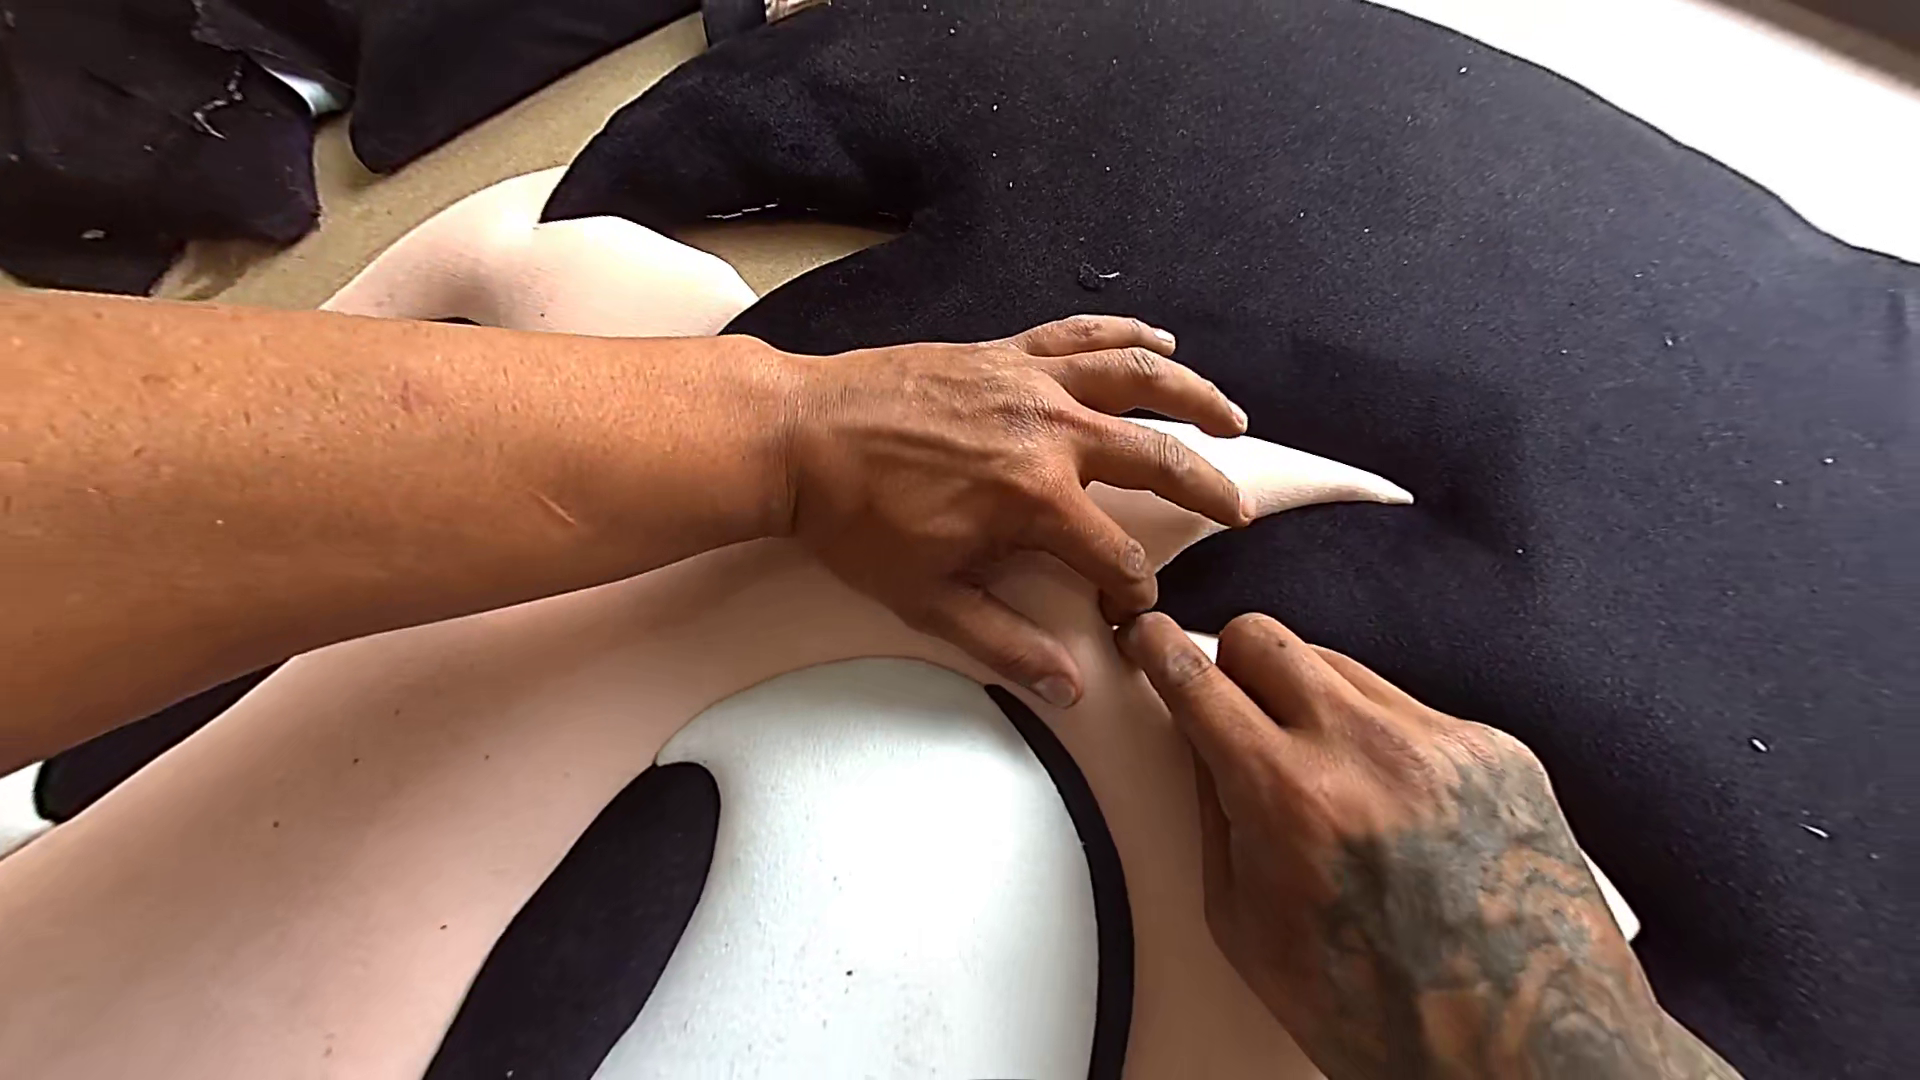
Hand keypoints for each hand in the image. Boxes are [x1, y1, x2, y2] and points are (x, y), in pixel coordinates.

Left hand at [781, 315, 1250, 706]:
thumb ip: (1003, 642)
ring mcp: (1030, 383)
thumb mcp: (927, 597)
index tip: (1128, 609)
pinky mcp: (1003, 353)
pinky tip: (1160, 341)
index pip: (1116, 557)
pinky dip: (1127, 337)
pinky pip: (1081, 336)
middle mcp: (1050, 434)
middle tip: (1239, 512)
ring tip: (1234, 419)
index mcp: (1035, 501)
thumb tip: (1068, 686)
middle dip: (1207, 492)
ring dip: (1195, 398)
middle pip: (1157, 461)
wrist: (801, 437)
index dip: (1131, 591)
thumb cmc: (856, 521)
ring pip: (1138, 380)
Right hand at [1116, 612, 1742, 1079]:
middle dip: (1231, 660)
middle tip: (1237, 708)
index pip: (1195, 679)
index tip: (1147, 634)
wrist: (1541, 1067)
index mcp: (1287, 797)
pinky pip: (1395, 699)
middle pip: (1261, 635)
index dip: (1157, 645)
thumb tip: (1198, 731)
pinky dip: (1367, 727)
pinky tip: (1386, 791)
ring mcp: (1437, 742)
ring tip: (1320, 761)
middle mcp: (1363, 750)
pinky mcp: (1495, 749)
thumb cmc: (1370, 1009)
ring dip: (1301, 694)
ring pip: (1327, 657)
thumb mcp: (1239, 916)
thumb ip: (1210, 805)